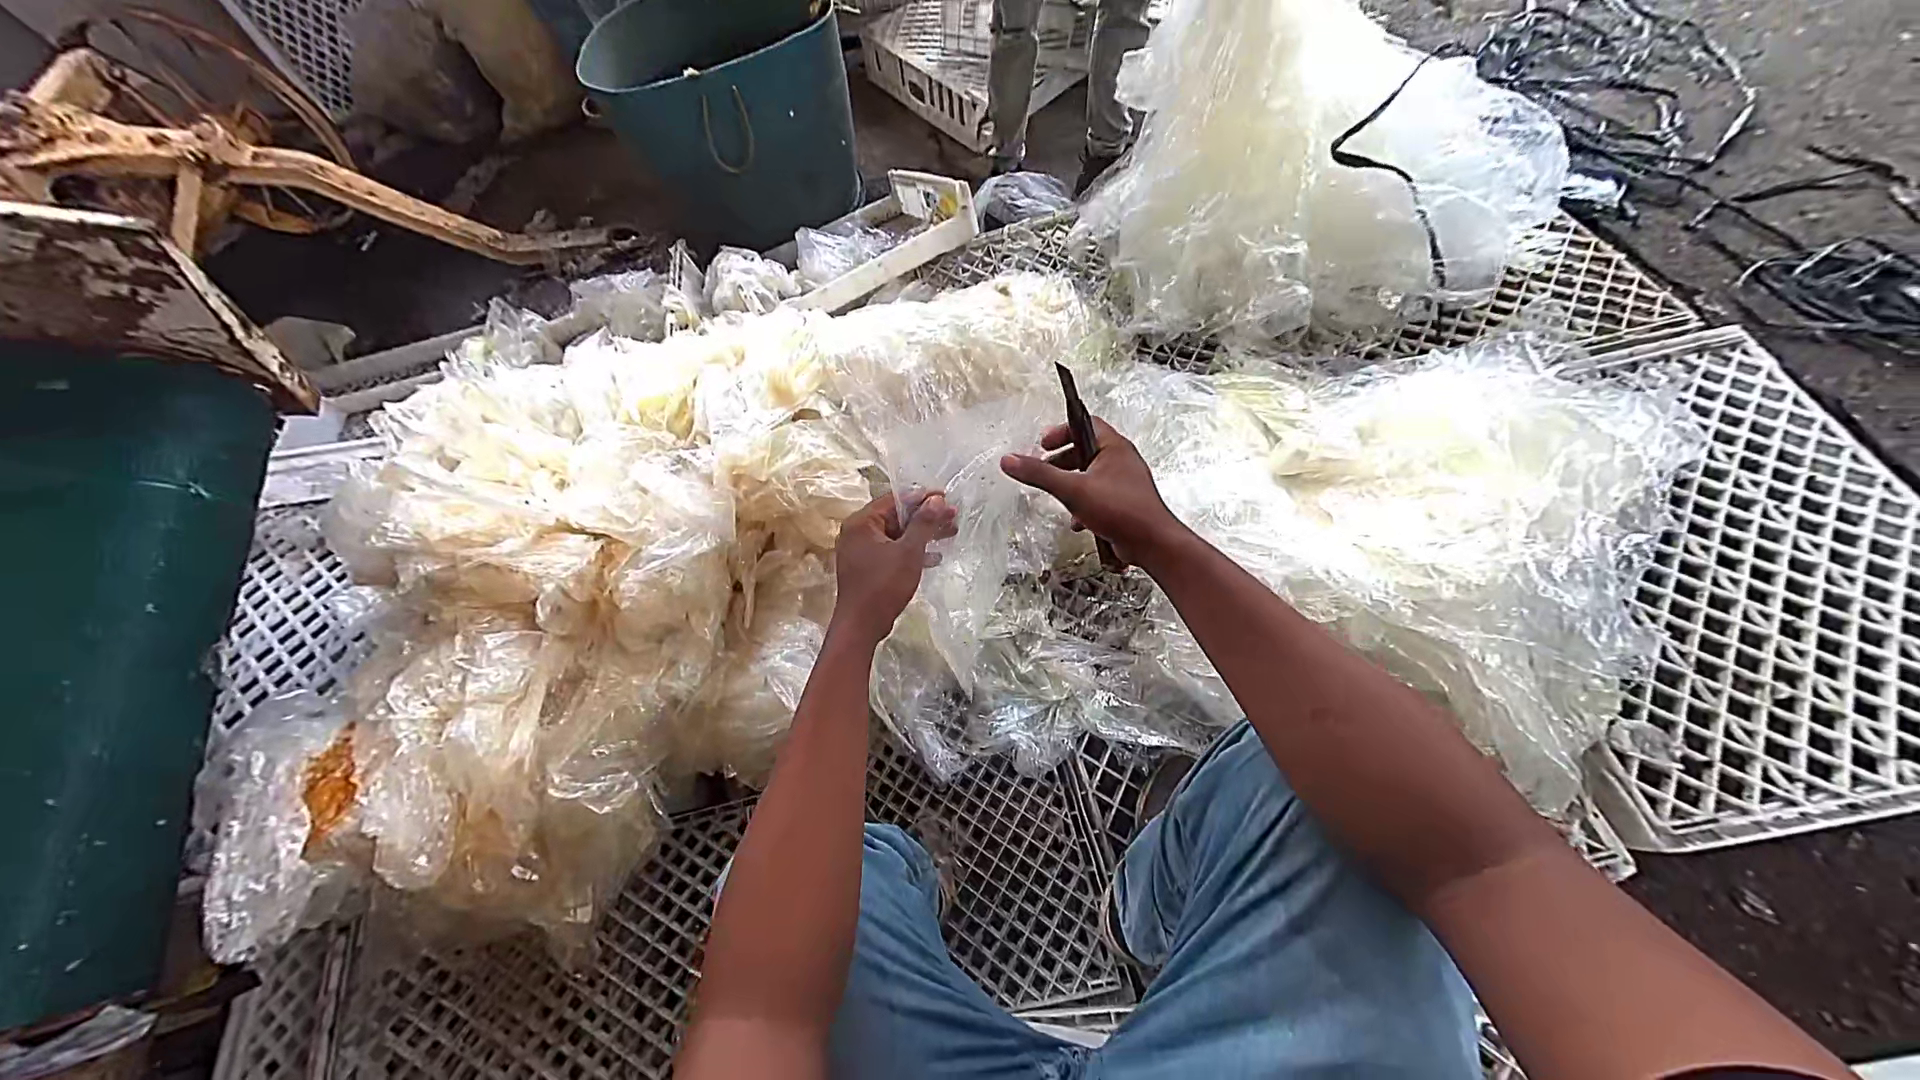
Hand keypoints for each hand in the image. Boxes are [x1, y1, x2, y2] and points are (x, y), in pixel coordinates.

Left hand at [829, 492, 957, 645]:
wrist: (861, 625)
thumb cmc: (883, 585)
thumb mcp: (909, 552)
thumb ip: (923, 524)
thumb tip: (937, 500)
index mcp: (862, 522)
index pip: (895, 499)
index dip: (923, 497)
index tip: (946, 497)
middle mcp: (858, 532)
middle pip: (897, 516)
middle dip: (926, 517)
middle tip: (953, 515)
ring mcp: (861, 551)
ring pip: (897, 535)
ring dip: (923, 534)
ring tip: (950, 532)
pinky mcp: (867, 567)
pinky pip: (892, 551)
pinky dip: (911, 551)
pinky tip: (934, 557)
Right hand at [1000, 417, 1187, 570]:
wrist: (1152, 543)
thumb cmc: (1121, 510)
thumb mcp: (1072, 489)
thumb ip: (1039, 474)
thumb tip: (1010, 460)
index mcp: (1113, 447)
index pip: (1085, 424)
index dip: (1062, 431)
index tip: (1044, 443)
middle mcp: (1122, 461)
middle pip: (1086, 451)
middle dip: (1062, 461)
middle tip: (1045, 467)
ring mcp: (1125, 483)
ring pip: (1092, 476)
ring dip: (1072, 484)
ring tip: (1058, 494)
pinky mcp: (1124, 503)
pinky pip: (1099, 496)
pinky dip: (1084, 505)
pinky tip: (1077, 520)